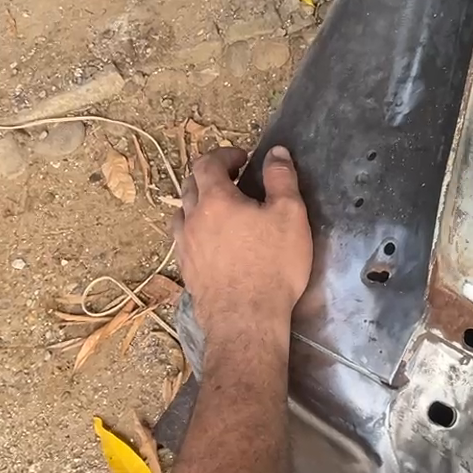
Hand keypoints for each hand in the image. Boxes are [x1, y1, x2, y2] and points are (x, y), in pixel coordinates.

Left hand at [172, 146, 313, 361]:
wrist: (245, 320)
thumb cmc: (272, 264)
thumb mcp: (289, 215)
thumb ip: (281, 179)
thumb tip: (275, 152)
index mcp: (215, 199)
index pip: (208, 163)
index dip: (224, 155)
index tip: (243, 158)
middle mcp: (192, 219)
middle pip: (190, 185)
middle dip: (210, 175)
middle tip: (234, 178)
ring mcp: (184, 247)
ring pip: (182, 213)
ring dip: (199, 202)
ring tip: (221, 208)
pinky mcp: (186, 270)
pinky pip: (184, 239)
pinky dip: (196, 229)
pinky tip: (212, 240)